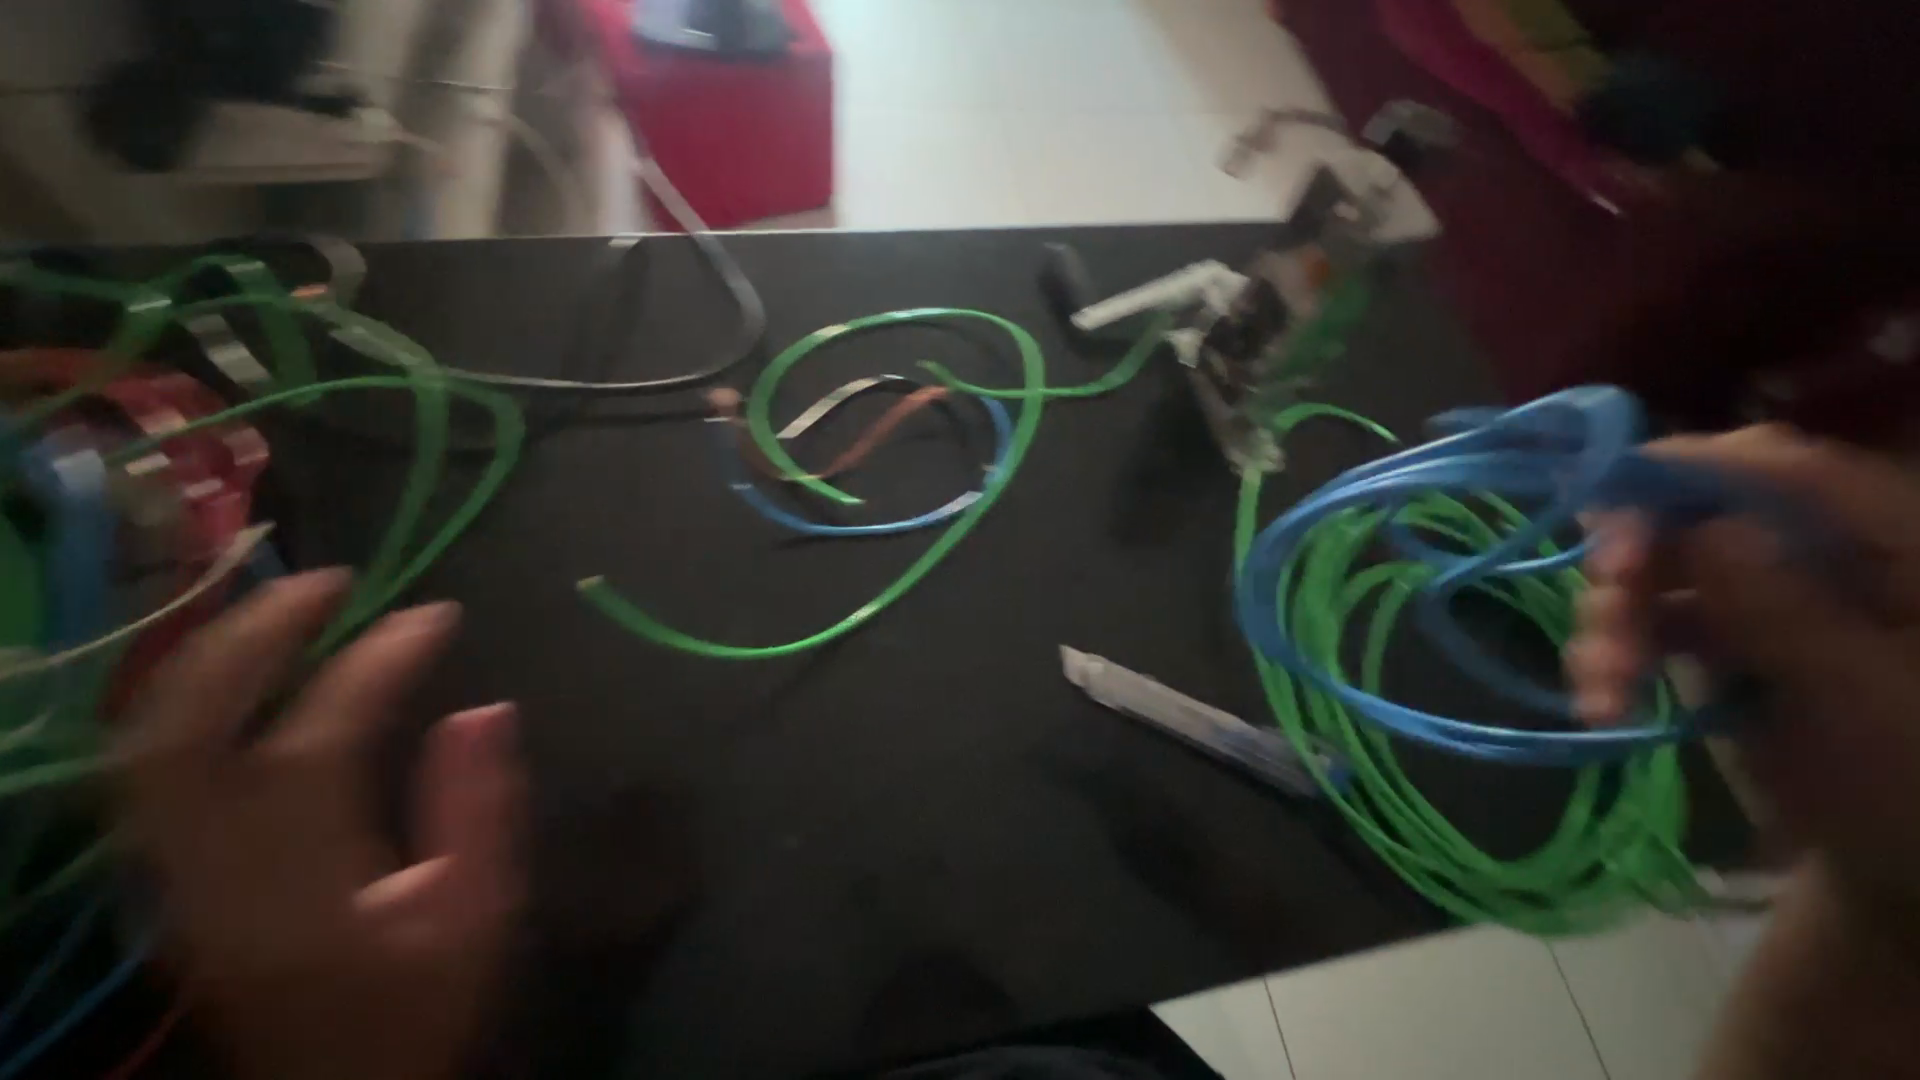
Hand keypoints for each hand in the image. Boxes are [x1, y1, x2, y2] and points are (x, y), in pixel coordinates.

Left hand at [118, 570, 524, 1079]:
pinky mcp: (174, 877)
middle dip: (249, 638)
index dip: (375, 664)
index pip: (317, 746)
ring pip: (144, 749)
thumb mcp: (482, 910)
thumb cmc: (426, 999)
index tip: (436, 613)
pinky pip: (154, 769)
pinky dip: (194, 699)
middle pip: (180, 736)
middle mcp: (212, 877)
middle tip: (330, 580)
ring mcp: (176, 878)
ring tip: (285, 604)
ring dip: (208, 659)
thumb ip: (481, 809)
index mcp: (301, 889)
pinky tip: (248, 667)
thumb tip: (486, 708)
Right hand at [1566, 425, 1919, 913]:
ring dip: (1611, 622)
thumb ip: (1794, 616)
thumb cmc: (1917, 796)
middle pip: (1699, 514)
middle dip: (1637, 560)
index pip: (1791, 470)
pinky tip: (1601, 701)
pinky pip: (1640, 619)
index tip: (1601, 492)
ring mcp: (1760, 594)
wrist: (1896, 872)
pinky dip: (1609, 654)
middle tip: (1603, 601)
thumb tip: (1706, 532)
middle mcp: (1821, 555)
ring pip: (1654, 570)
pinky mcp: (1713, 634)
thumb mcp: (1871, 707)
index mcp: (1898, 549)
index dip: (1692, 468)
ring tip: (1601, 687)